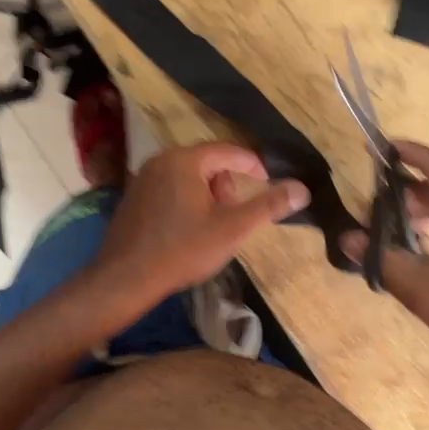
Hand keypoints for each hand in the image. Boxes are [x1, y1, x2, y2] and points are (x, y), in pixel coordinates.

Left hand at [89, 142, 309, 309]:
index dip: (254, 166)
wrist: (126, 278)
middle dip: (227, 186)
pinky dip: (186, 202)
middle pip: (208, 163)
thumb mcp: (232, 229)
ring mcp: (143, 178)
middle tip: (234, 216)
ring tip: (212, 227)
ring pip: (188, 177)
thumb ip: (268, 206)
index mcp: (185, 160)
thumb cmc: (183, 250)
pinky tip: (186, 232)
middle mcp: (161, 160)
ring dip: (207, 196)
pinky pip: (169, 189)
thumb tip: (303, 188)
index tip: (269, 183)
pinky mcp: (133, 198)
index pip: (229, 151)